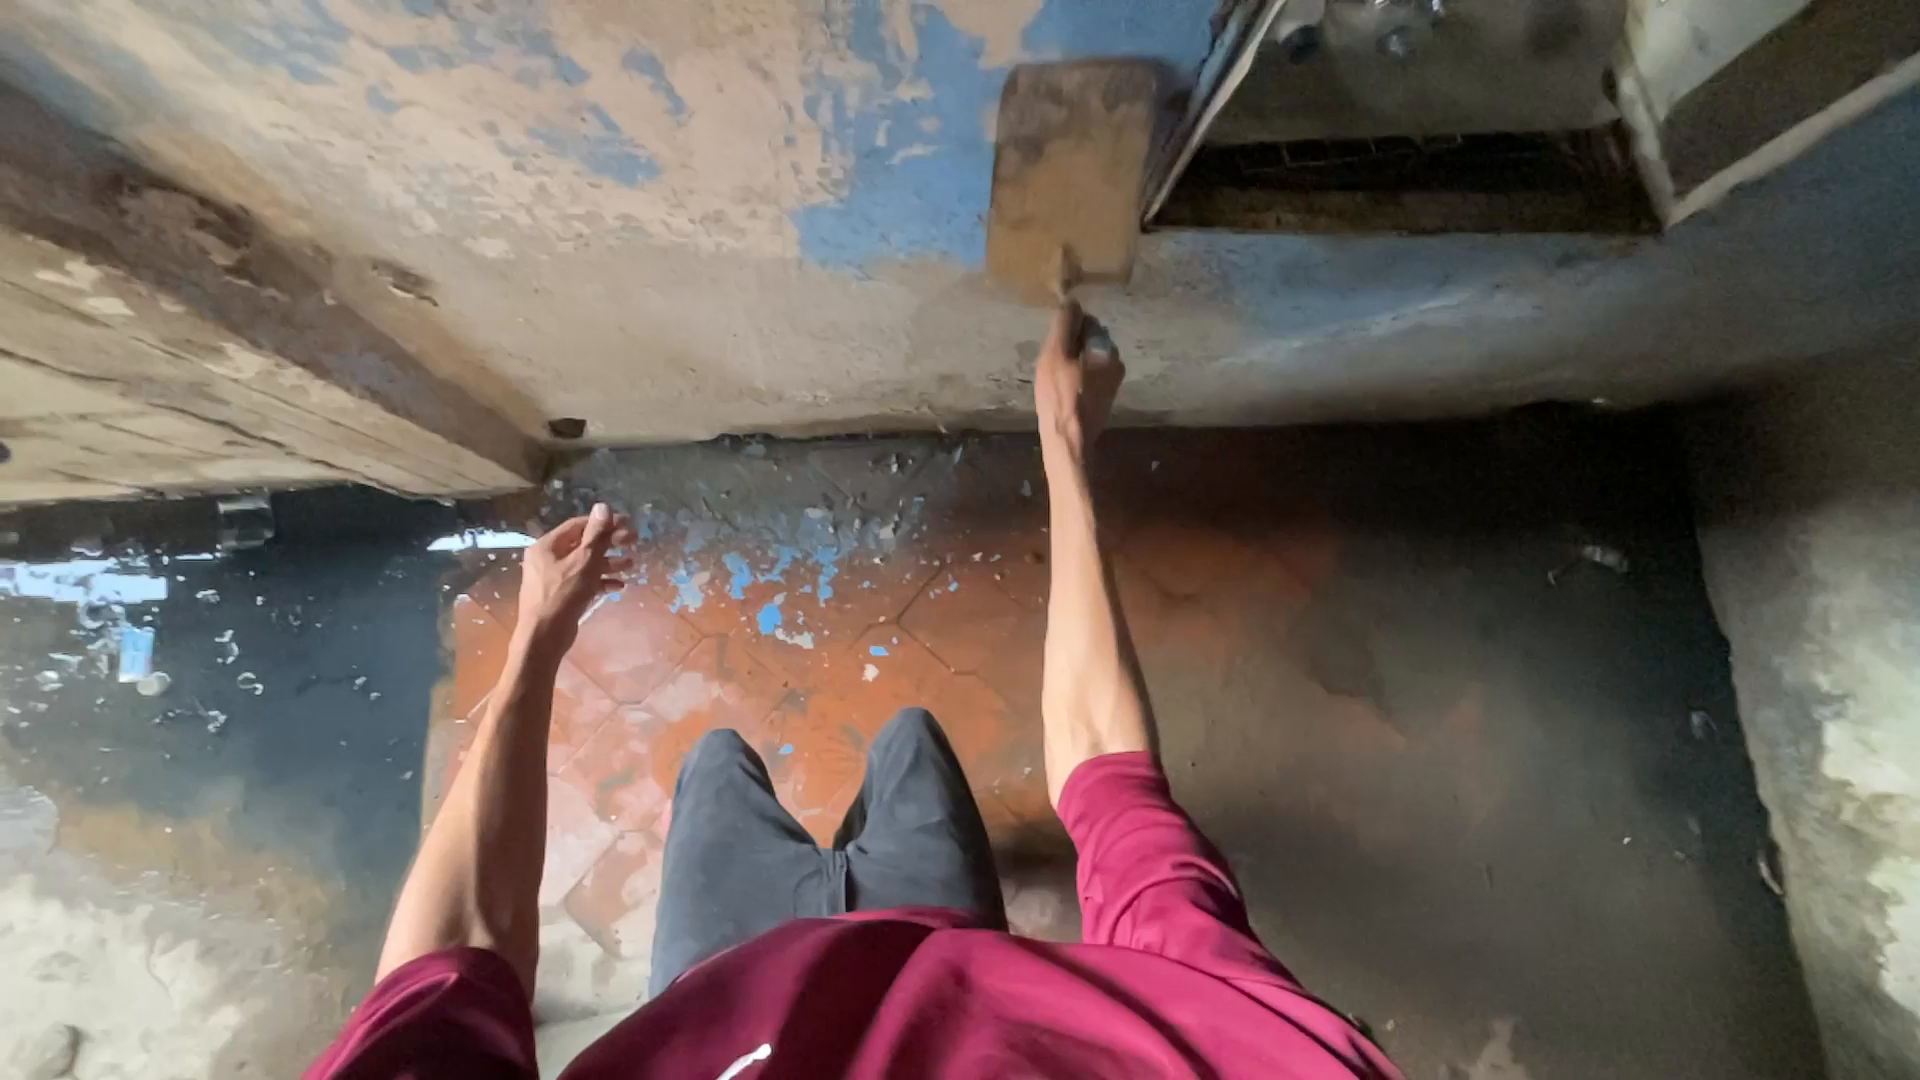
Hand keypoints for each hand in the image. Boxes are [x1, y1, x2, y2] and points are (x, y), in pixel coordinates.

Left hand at [513, 503, 631, 656]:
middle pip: (583, 544)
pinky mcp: (561, 594)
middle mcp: (547, 558)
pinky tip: (618, 586)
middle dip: (610, 543)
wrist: (544, 635)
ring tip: (631, 565)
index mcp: (548, 545)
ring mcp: (553, 577)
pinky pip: (583, 581)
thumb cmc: (563, 594)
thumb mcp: (584, 561)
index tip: (628, 525)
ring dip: (609, 563)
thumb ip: (596, 535)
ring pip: (585, 563)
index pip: (579, 525)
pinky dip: (600, 581)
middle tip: (633, 542)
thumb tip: (603, 506)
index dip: (604, 523)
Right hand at [1035, 301, 1123, 459]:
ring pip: (1089, 360)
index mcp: (1108, 349)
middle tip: (1052, 361)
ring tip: (1055, 377)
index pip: (1088, 322)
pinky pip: (1088, 378)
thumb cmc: (1060, 396)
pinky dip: (1076, 378)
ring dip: (1072, 363)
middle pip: (1090, 341)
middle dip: (1071, 346)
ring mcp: (1111, 384)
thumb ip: (1064, 325)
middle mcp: (1116, 364)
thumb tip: (1071, 302)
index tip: (1052, 343)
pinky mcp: (1103, 400)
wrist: (1069, 440)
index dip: (1067, 328)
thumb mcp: (1056, 354)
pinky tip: (1062, 391)